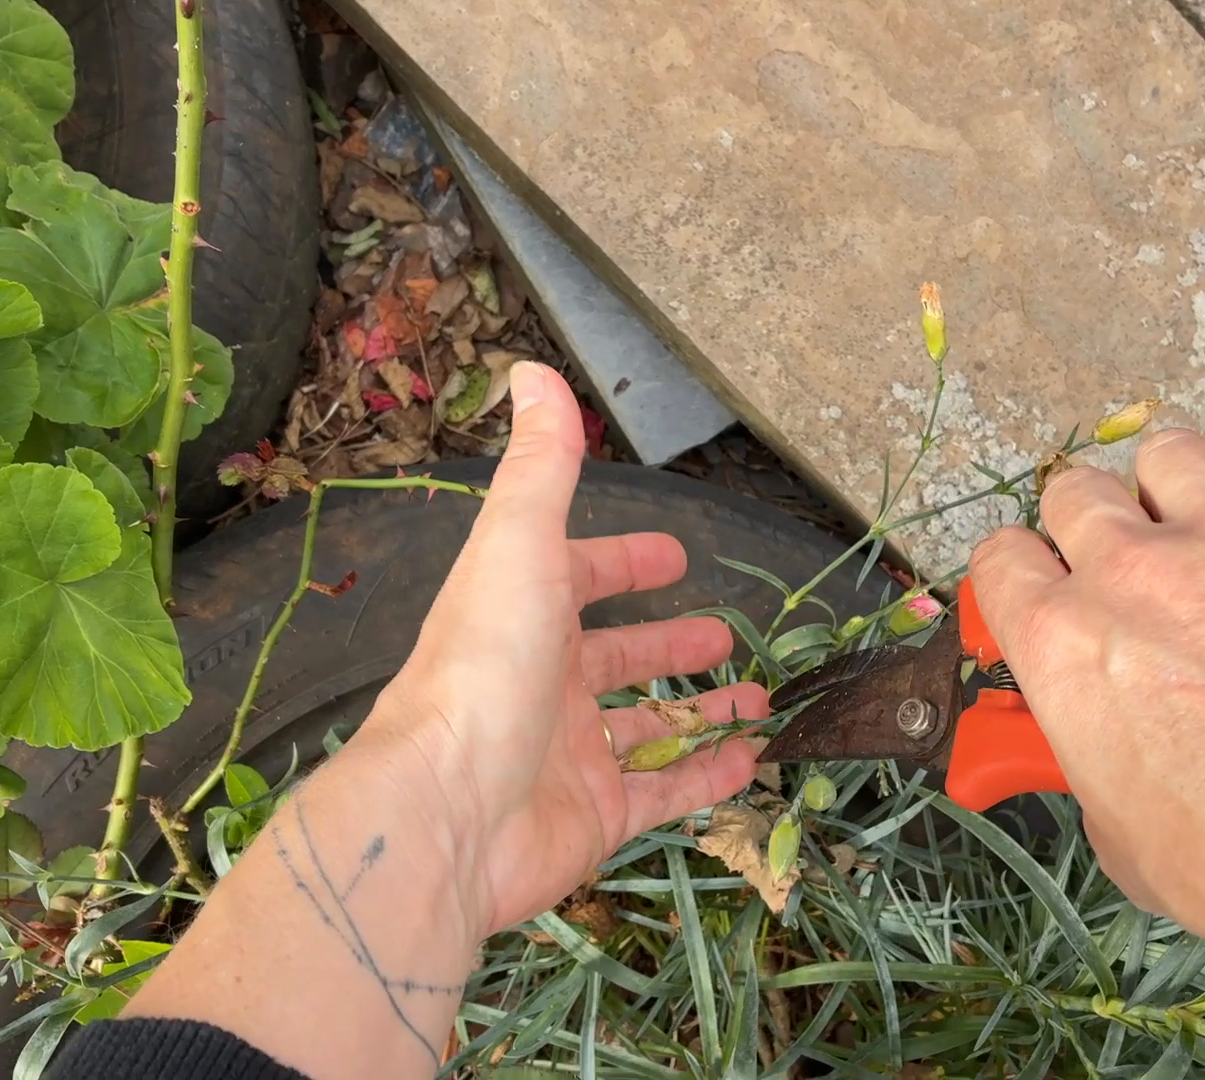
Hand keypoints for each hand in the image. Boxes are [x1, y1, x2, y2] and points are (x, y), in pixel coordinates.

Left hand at [127, 364, 765, 1078]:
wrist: (445, 813)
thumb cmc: (487, 662)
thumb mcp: (520, 544)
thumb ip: (541, 464)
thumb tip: (534, 370)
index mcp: (526, 614)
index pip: (581, 578)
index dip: (626, 562)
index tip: (673, 558)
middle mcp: (544, 682)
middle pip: (618, 657)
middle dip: (670, 644)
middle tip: (723, 634)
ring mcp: (570, 753)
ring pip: (648, 725)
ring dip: (703, 711)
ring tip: (759, 699)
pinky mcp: (594, 816)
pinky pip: (663, 792)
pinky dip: (706, 776)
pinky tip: (753, 761)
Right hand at [967, 397, 1204, 1078]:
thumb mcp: (1114, 831)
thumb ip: (1089, 756)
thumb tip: (1106, 743)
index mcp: (1058, 637)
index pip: (998, 556)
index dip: (1018, 574)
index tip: (1044, 593)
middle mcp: (1126, 568)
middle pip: (1071, 490)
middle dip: (1086, 524)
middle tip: (1127, 566)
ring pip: (1164, 449)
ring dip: (1171, 483)